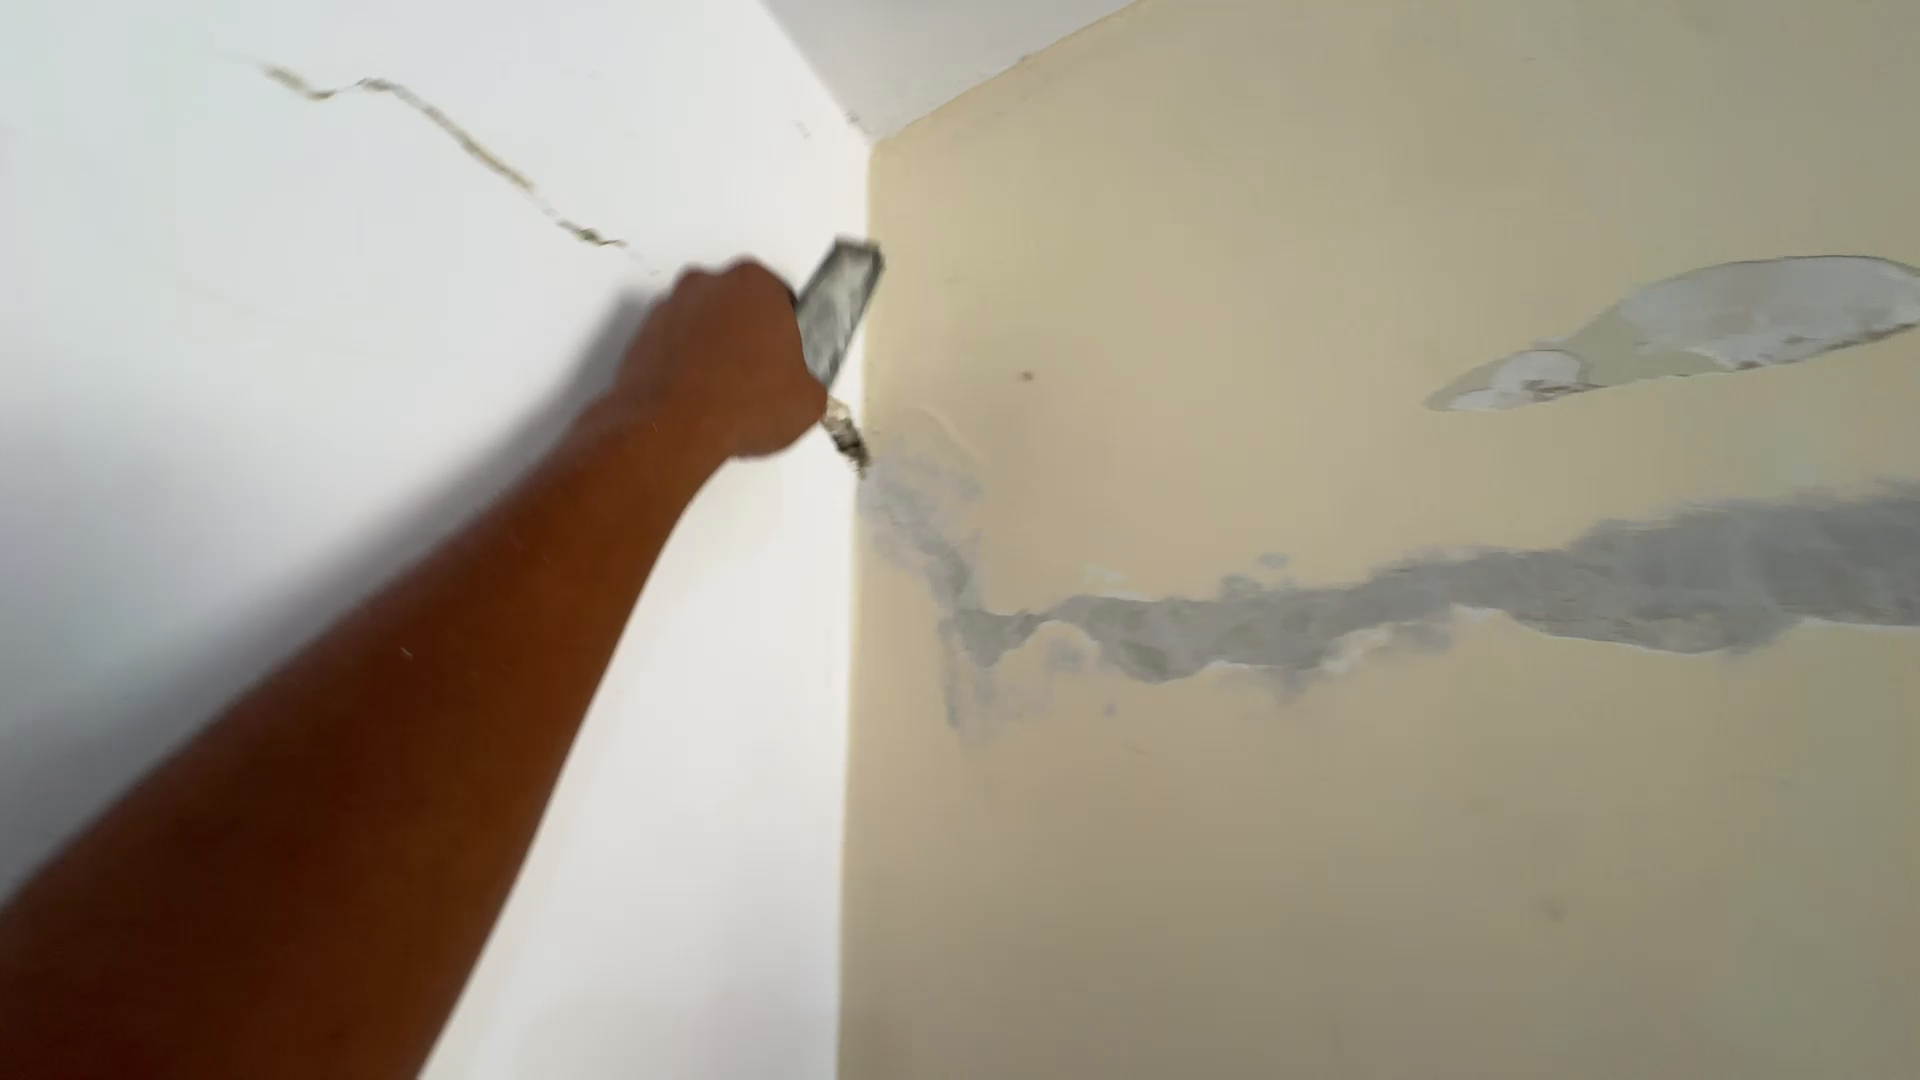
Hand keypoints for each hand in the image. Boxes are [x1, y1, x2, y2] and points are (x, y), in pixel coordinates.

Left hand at [617, 261, 826, 459]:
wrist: (673, 427)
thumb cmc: (750, 403)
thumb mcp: (809, 402)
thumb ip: (807, 382)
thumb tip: (797, 388)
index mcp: (756, 284)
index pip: (782, 301)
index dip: (787, 335)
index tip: (786, 365)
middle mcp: (708, 282)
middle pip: (738, 308)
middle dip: (747, 337)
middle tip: (757, 380)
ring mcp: (668, 305)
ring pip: (703, 326)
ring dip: (713, 351)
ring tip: (722, 396)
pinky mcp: (640, 335)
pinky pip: (674, 347)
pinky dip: (685, 367)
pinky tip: (695, 401)